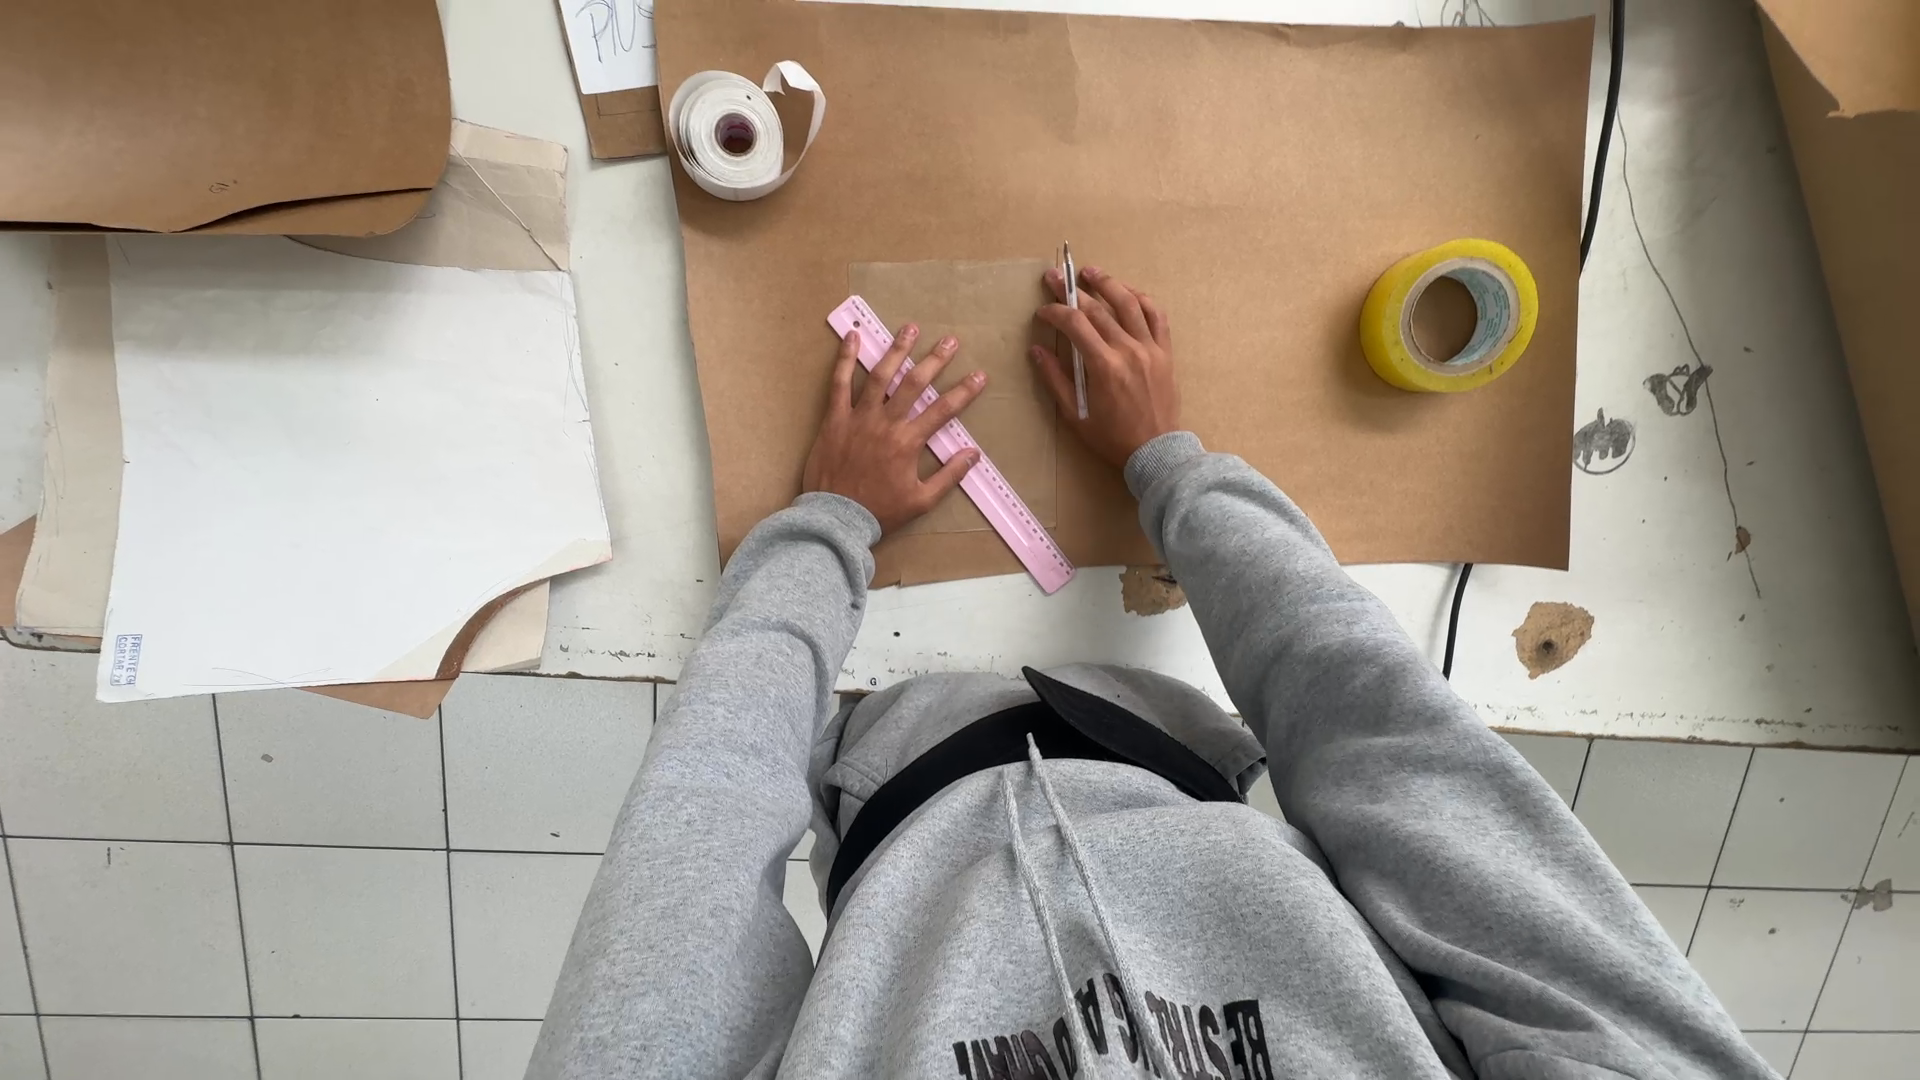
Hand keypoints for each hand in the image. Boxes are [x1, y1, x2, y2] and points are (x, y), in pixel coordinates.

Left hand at [802, 324, 985, 534]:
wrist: (836, 519)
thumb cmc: (879, 512)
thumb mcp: (921, 501)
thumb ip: (948, 476)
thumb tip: (973, 454)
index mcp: (908, 442)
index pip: (943, 410)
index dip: (964, 391)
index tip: (980, 376)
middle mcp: (886, 423)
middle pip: (915, 384)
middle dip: (935, 360)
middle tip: (950, 341)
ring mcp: (858, 418)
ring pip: (880, 376)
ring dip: (897, 350)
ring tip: (910, 328)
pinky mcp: (835, 419)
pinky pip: (838, 383)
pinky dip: (845, 359)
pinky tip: (853, 336)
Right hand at [1032, 265, 1180, 468]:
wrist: (1155, 451)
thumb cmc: (1112, 438)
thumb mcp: (1075, 414)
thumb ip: (1055, 380)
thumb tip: (1036, 351)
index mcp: (1103, 366)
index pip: (1074, 324)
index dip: (1055, 312)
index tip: (1042, 312)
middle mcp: (1128, 350)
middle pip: (1097, 308)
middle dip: (1072, 291)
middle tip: (1055, 277)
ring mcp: (1150, 348)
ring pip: (1128, 303)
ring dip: (1107, 283)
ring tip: (1090, 272)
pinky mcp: (1165, 352)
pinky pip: (1156, 315)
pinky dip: (1141, 299)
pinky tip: (1126, 291)